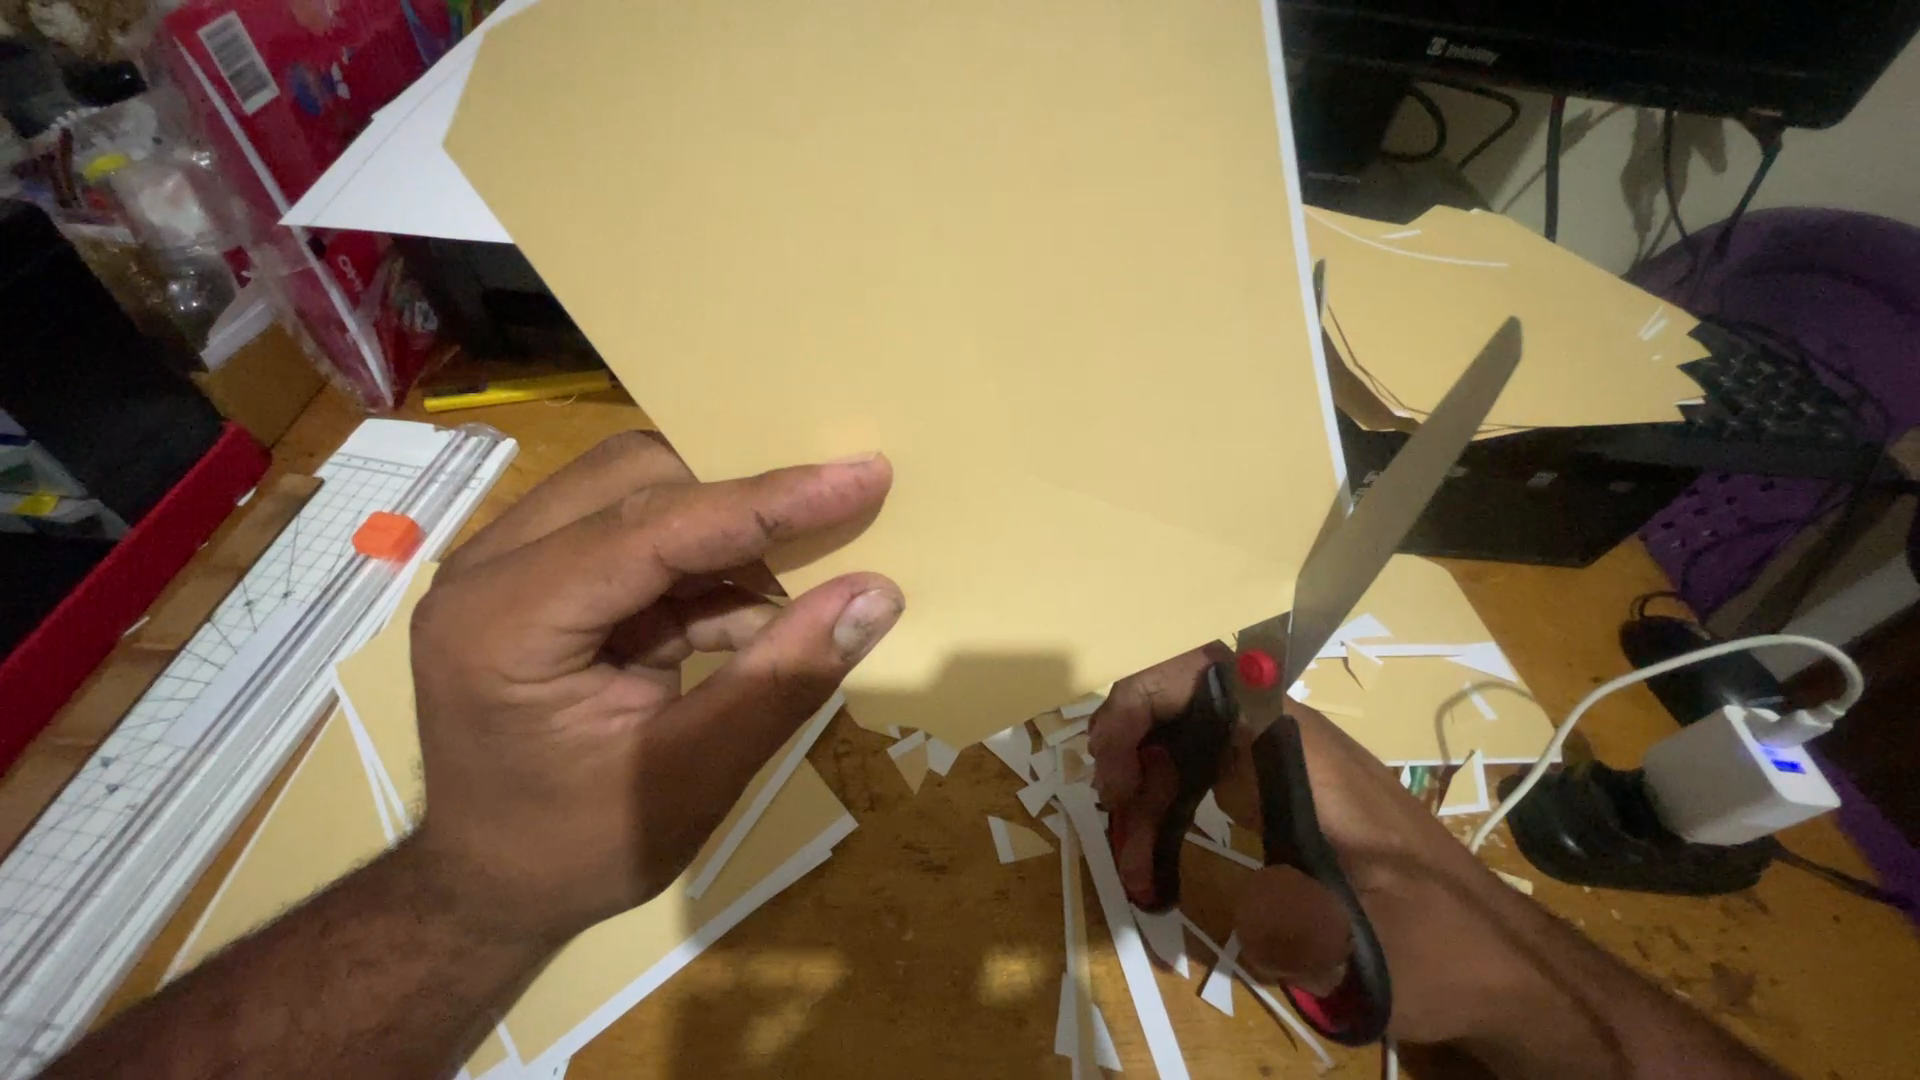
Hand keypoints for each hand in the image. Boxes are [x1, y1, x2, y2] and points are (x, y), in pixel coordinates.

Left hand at [408, 432, 902, 941]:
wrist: (488, 889)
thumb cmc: (575, 851)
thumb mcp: (691, 778)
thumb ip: (782, 679)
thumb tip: (877, 594)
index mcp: (504, 623)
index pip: (654, 527)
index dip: (769, 501)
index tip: (864, 476)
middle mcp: (493, 570)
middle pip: (638, 479)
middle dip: (743, 501)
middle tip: (834, 523)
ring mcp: (513, 569)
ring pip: (641, 495)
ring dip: (729, 536)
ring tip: (800, 585)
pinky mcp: (546, 582)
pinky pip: (643, 540)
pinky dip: (710, 572)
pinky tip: (756, 618)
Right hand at [1089, 647, 1547, 1044]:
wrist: (1505, 970)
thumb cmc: (1441, 948)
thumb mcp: (1359, 945)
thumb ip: (1284, 924)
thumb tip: (1209, 906)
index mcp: (1295, 748)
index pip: (1201, 675)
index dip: (1139, 700)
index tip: (1111, 763)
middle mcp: (1276, 742)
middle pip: (1173, 715)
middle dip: (1129, 765)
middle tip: (1117, 836)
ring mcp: (1273, 768)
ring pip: (1180, 752)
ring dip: (1145, 803)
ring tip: (1138, 876)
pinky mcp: (1273, 799)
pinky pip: (1198, 783)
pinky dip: (1166, 816)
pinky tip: (1157, 868)